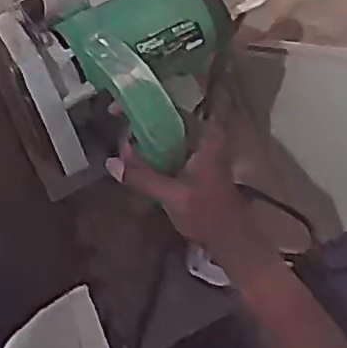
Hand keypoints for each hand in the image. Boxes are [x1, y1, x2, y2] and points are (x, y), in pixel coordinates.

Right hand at [107, 123, 274, 274]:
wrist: (236, 244)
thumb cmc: (210, 216)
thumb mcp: (173, 196)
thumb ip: (142, 177)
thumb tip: (110, 162)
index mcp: (205, 137)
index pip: (171, 107)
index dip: (143, 103)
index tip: (119, 108)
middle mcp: (204, 138)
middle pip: (166, 118)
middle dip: (139, 120)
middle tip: (116, 125)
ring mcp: (199, 152)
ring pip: (166, 134)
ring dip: (143, 137)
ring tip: (120, 144)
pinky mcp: (194, 166)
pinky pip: (168, 148)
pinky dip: (151, 150)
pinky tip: (133, 160)